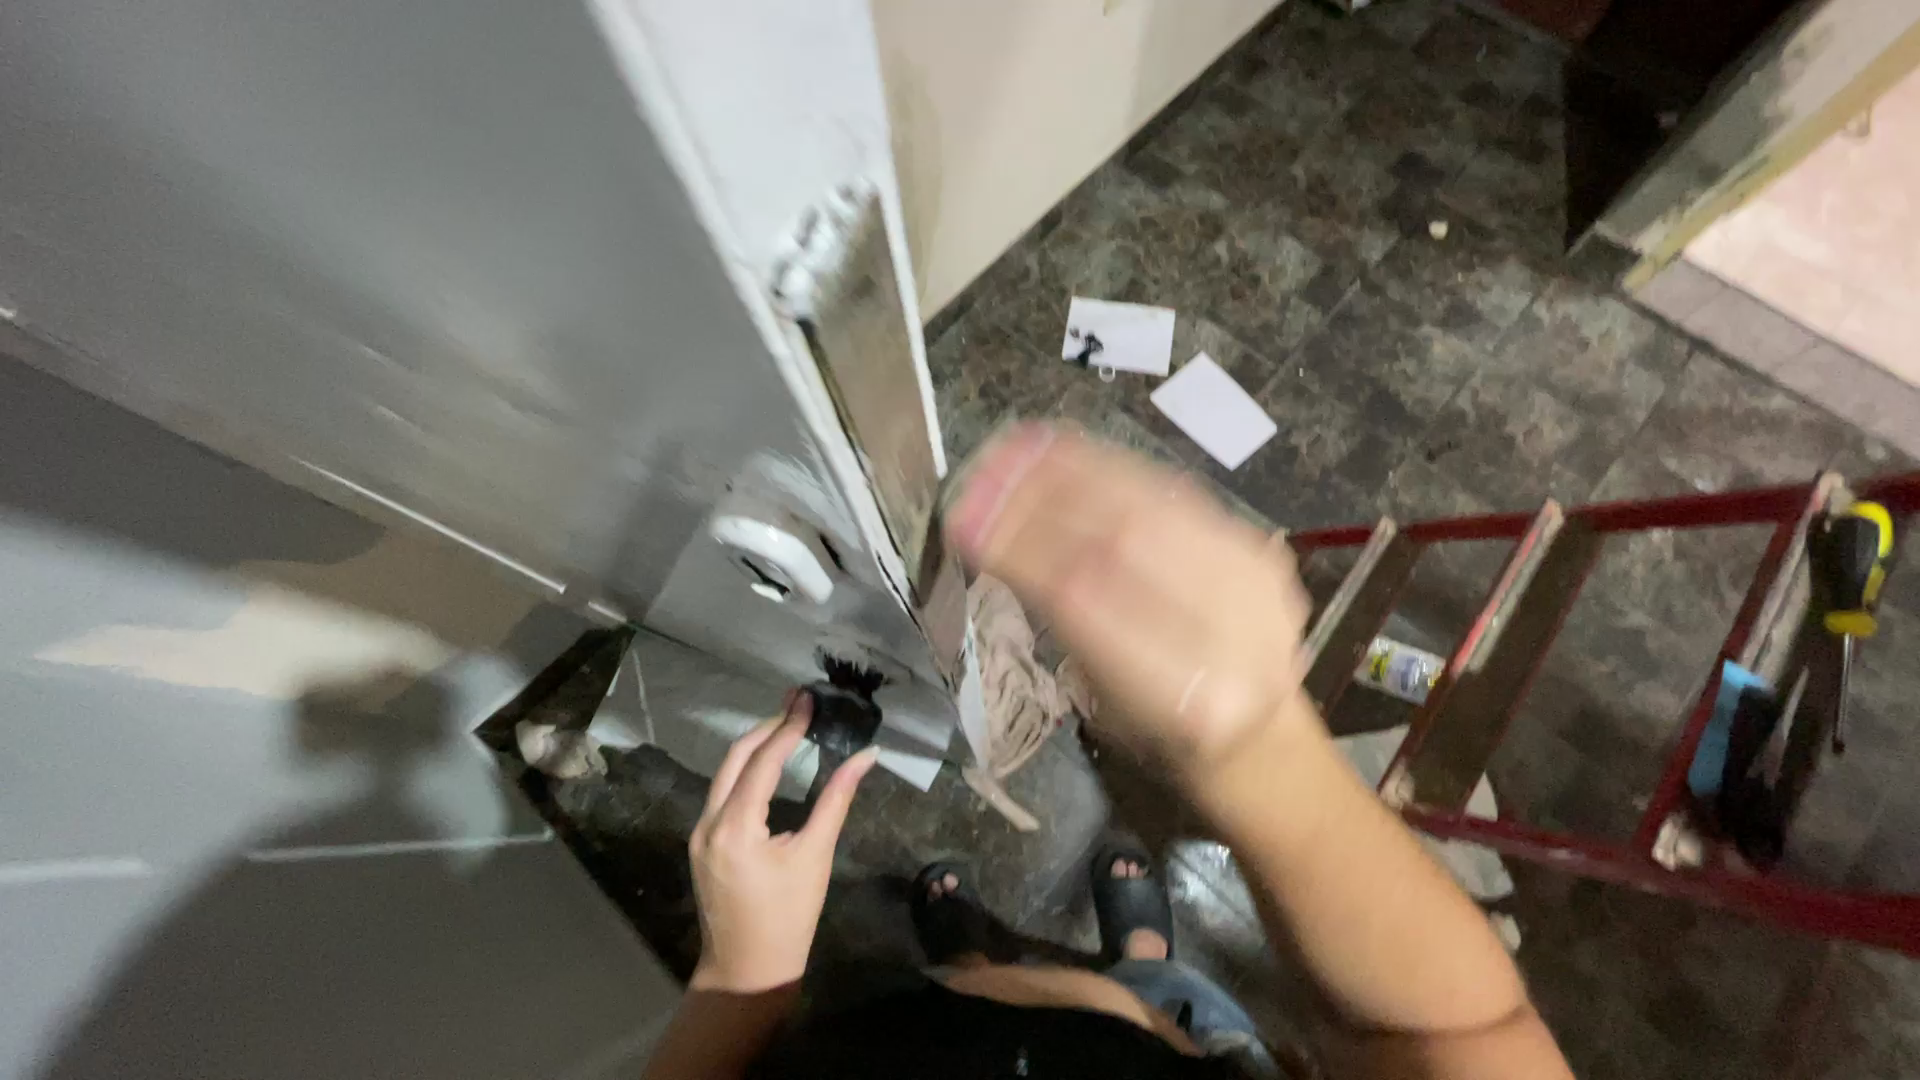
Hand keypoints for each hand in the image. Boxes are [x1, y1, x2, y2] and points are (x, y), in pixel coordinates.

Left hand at [688, 692, 878, 993]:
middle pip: (736, 757)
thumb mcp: (816, 855)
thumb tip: (866, 755)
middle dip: (768, 725)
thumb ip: (838, 798)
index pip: (764, 761)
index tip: (808, 700)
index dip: (789, 727)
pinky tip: (771, 760)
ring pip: (725, 772)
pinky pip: (723, 790)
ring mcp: (699, 832)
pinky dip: (747, 768)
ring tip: (789, 722)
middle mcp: (709, 822)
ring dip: (756, 744)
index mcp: (736, 826)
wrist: (747, 970)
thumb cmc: (789, 916)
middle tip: (798, 702)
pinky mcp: (702, 841)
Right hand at [944, 423, 1318, 781]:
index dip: (1019, 551)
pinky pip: (1173, 491)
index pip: (1086, 601)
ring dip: (1071, 472)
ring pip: (1148, 505)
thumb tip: (998, 536)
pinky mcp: (1255, 545)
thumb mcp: (1101, 696)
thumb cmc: (1161, 728)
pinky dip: (1111, 467)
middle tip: (981, 479)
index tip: (966, 523)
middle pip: (1121, 540)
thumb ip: (1062, 616)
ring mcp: (1252, 581)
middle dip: (1038, 502)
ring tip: (1014, 451)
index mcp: (1184, 695)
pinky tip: (1067, 451)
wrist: (1257, 727)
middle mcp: (1230, 632)